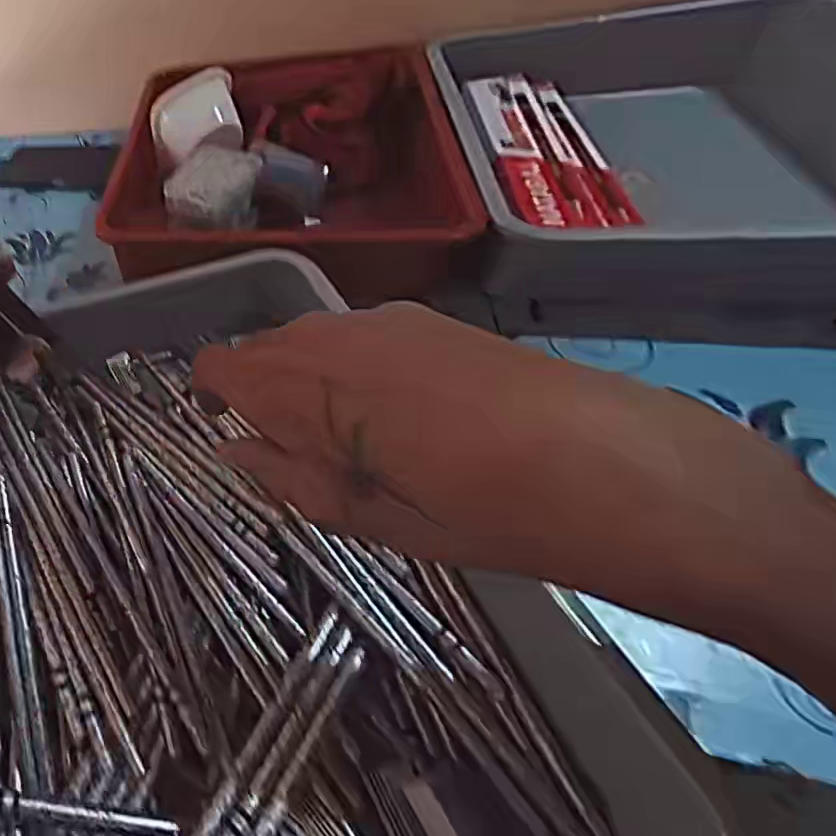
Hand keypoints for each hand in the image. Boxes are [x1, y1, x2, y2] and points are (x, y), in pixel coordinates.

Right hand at [191, 303, 835, 617]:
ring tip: (357, 431)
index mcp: (306, 387)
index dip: (210, 395)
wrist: (625, 465)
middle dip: (259, 392)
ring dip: (304, 377)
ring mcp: (379, 318)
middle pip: (258, 348)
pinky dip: (348, 363)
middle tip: (300, 449)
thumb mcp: (373, 520)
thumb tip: (235, 449)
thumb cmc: (488, 513)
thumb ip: (289, 477)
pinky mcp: (422, 315)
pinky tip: (404, 404)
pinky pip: (352, 332)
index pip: (217, 365)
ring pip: (305, 337)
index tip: (230, 432)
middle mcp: (330, 335)